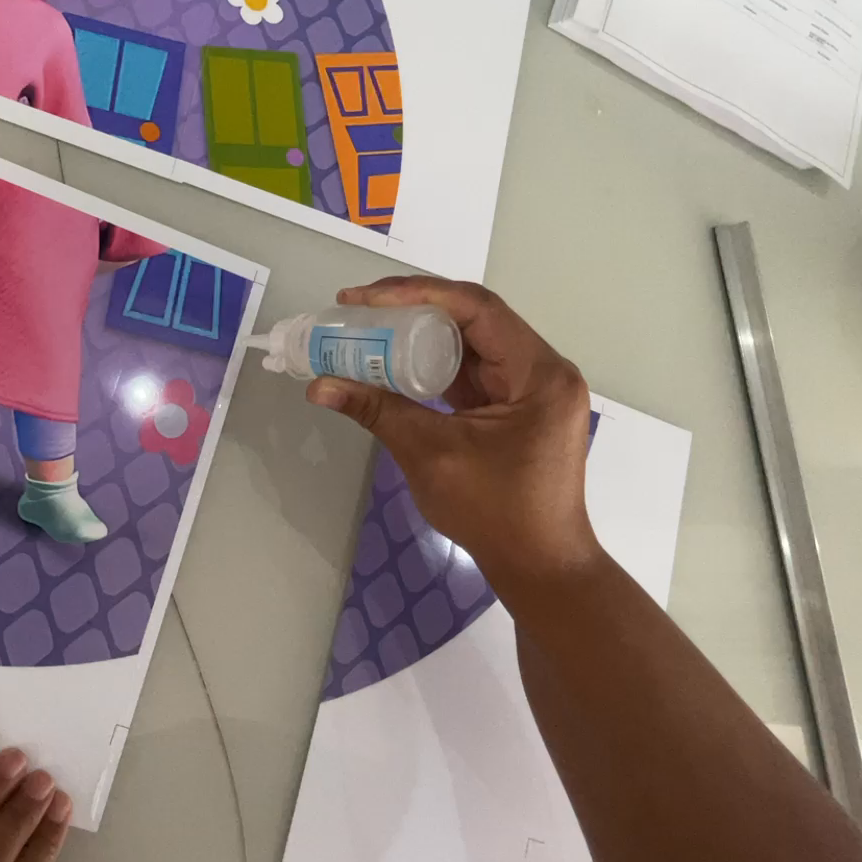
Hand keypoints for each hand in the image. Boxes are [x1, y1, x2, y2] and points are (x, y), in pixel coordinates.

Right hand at [306, 277, 601, 596]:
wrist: (539, 567)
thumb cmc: (494, 511)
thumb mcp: (429, 453)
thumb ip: (376, 410)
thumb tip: (318, 386)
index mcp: (539, 373)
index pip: (476, 309)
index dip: (417, 293)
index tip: (363, 298)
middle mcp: (542, 371)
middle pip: (474, 321)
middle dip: (413, 309)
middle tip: (358, 308)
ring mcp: (530, 392)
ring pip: (471, 346)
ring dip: (420, 337)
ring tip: (368, 331)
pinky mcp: (515, 411)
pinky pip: (471, 374)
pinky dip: (432, 367)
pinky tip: (394, 365)